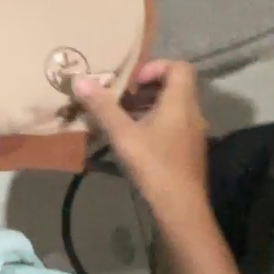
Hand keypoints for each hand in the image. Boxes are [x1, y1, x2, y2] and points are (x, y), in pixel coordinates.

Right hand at [72, 60, 208, 226]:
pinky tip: (134, 139)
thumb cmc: (153, 165)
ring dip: (148, 106)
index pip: (179, 67)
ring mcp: (193, 132)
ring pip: (173, 106)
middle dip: (146, 88)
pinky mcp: (189, 148)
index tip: (131, 83)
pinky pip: (173, 123)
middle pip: (175, 86)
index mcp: (180, 102)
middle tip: (120, 99)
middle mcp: (192, 112)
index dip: (154, 67)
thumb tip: (80, 79)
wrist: (180, 206)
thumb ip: (102, 106)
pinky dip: (154, 122)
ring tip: (122, 118)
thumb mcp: (122, 134)